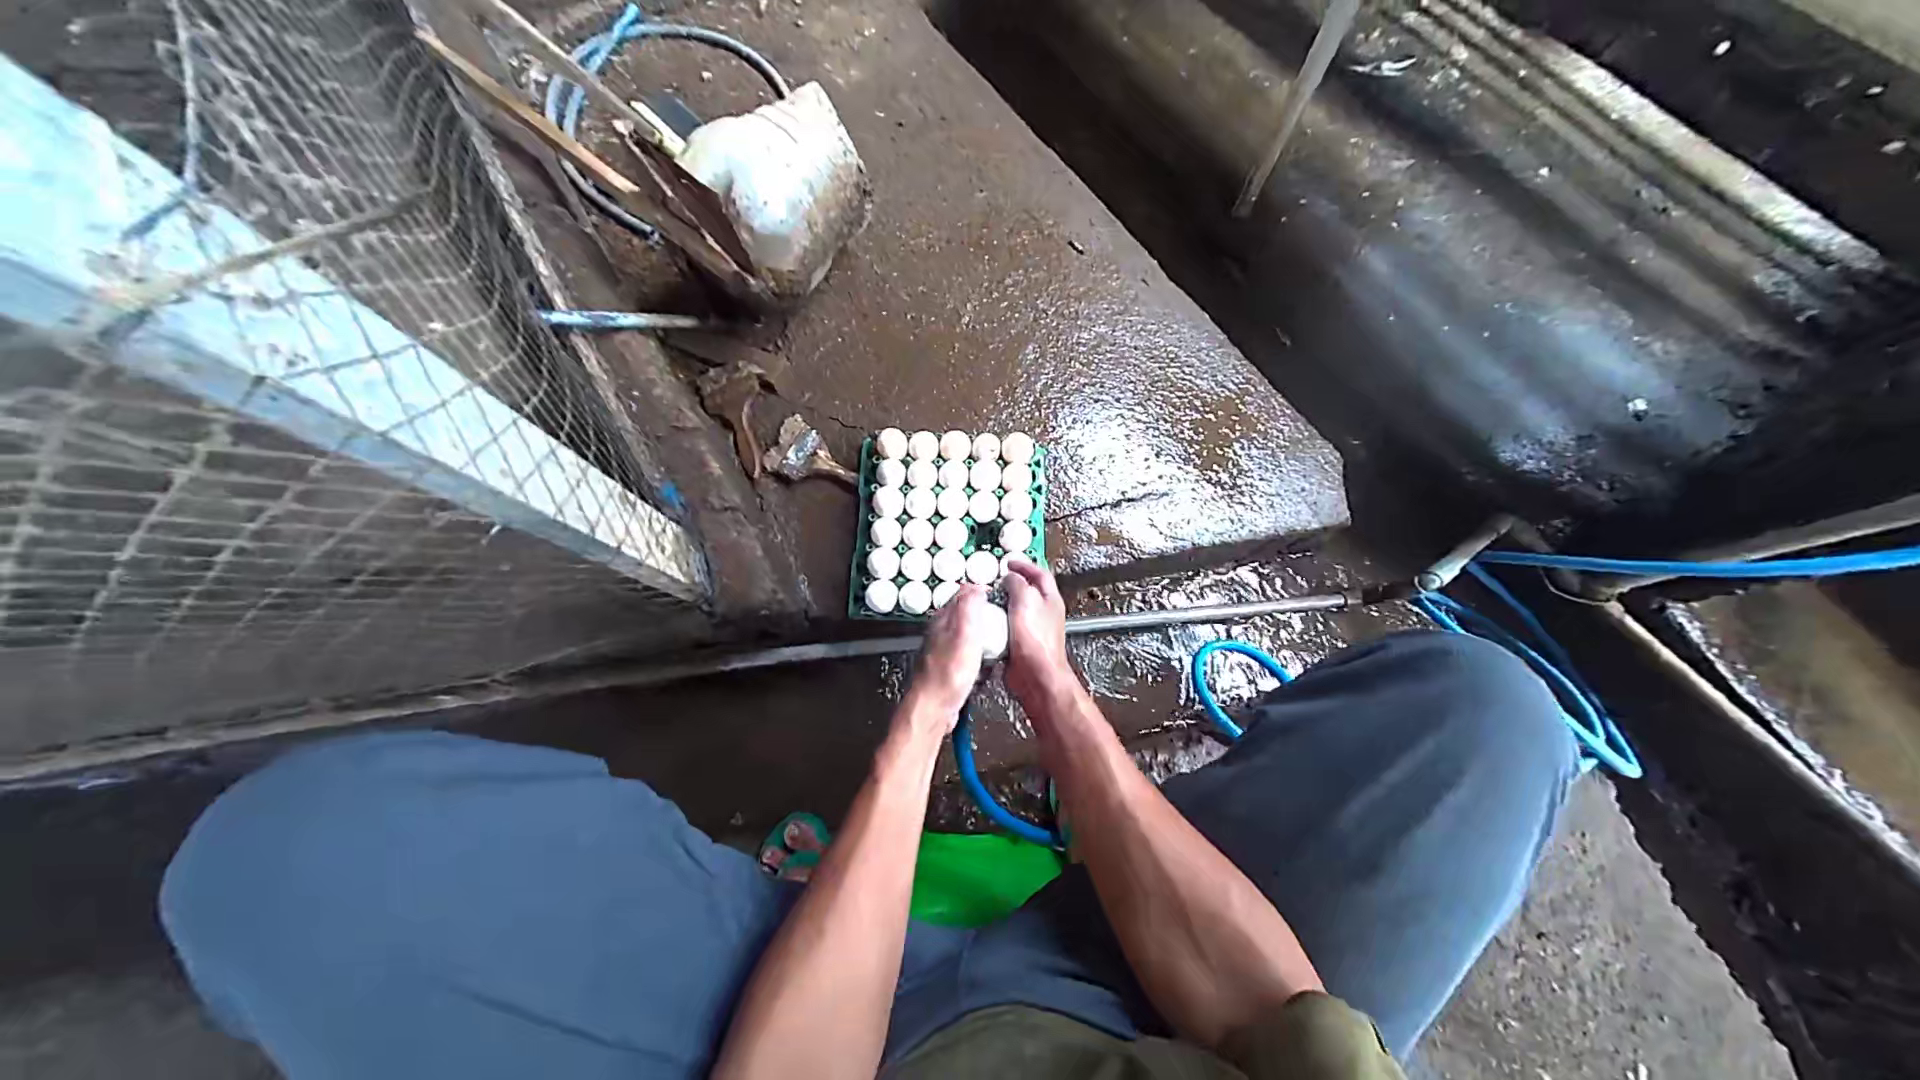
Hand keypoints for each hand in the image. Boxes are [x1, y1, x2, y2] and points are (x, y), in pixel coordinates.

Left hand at [903, 585, 994, 726]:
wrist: (935, 708)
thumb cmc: (947, 675)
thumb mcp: (965, 632)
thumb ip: (969, 606)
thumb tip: (976, 587)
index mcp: (944, 619)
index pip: (962, 595)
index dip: (981, 594)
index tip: (997, 598)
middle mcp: (940, 633)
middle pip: (966, 617)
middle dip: (985, 619)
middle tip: (1000, 625)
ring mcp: (943, 652)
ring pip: (969, 639)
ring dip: (983, 643)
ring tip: (994, 650)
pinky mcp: (948, 670)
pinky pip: (969, 660)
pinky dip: (979, 663)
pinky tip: (984, 671)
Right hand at [1000, 557, 1080, 718]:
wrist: (1035, 676)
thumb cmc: (1037, 642)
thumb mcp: (1025, 600)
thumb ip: (1017, 584)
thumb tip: (1009, 578)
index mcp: (1050, 599)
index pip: (1039, 574)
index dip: (1024, 565)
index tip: (1010, 562)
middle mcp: (1043, 614)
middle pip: (1027, 592)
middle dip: (1010, 585)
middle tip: (995, 581)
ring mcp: (1032, 630)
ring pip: (1014, 611)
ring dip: (1000, 606)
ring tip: (987, 601)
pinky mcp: (1020, 645)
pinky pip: (1005, 629)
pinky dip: (995, 625)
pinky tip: (987, 624)